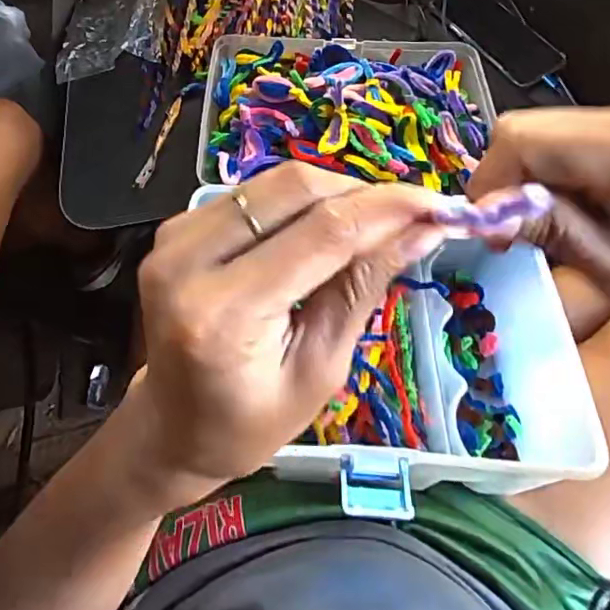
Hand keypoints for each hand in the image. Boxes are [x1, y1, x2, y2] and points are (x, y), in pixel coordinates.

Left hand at [130, 164, 452, 495]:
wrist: (169, 427)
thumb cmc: (248, 422)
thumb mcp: (319, 368)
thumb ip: (363, 286)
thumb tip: (423, 227)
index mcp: (224, 314)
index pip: (322, 233)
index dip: (388, 208)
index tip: (441, 204)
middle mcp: (188, 260)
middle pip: (294, 188)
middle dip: (361, 192)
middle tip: (409, 213)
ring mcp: (174, 237)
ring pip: (273, 182)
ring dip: (332, 193)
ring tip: (371, 223)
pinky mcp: (174, 227)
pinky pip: (250, 194)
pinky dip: (296, 202)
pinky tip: (320, 229)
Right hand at [468, 104, 609, 384]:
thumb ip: (554, 231)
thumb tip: (483, 210)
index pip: (529, 138)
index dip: (493, 181)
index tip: (492, 235)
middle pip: (533, 130)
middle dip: (509, 182)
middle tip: (515, 239)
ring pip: (545, 135)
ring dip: (531, 183)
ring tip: (549, 234)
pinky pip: (570, 145)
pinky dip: (554, 179)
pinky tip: (576, 217)